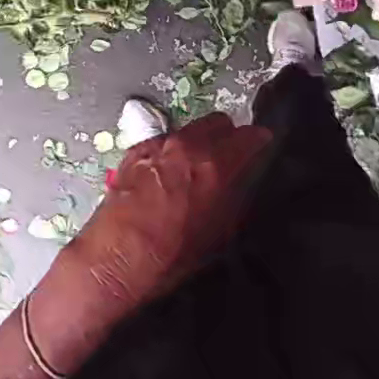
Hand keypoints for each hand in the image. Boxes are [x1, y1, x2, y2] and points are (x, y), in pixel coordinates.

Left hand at [58, 112, 271, 312]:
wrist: (115, 256)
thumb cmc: (172, 254)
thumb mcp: (220, 232)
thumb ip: (236, 197)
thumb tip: (243, 180)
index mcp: (215, 164)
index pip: (249, 136)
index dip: (260, 140)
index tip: (263, 145)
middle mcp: (187, 145)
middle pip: (217, 122)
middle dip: (228, 134)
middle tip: (231, 154)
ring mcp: (158, 144)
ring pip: (189, 130)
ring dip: (199, 142)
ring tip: (198, 166)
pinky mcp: (134, 151)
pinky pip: (164, 141)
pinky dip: (172, 151)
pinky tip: (169, 173)